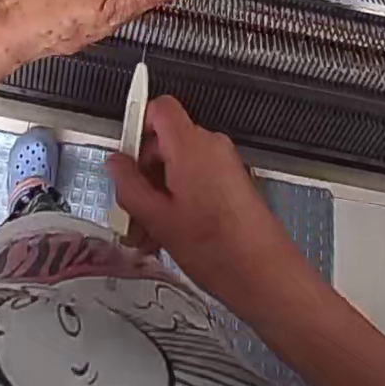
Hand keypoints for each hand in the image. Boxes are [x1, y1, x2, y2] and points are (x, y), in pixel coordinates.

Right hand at [107, 96, 314, 310]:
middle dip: (144, 172)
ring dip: (159, 192)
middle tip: (133, 206)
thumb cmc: (218, 249)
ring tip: (150, 231)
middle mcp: (210, 146)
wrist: (268, 278)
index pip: (159, 107)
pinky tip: (170, 233)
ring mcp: (224, 164)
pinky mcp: (232, 182)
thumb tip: (116, 164)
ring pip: (178, 164)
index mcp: (191, 145)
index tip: (127, 156)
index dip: (137, 125)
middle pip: (165, 140)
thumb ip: (129, 185)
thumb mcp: (158, 218)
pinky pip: (195, 177)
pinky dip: (179, 198)